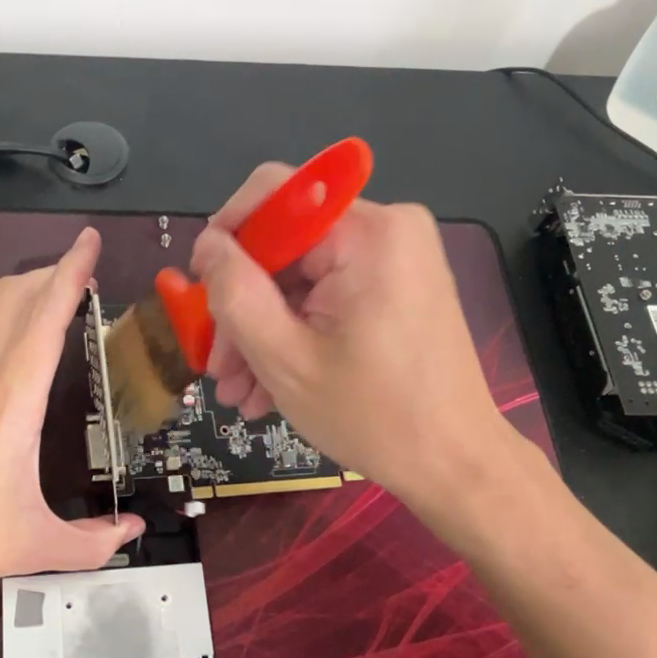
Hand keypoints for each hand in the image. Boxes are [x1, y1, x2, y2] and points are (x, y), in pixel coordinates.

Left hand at [0, 227, 144, 657]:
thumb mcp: (27, 549)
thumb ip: (90, 542)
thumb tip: (129, 530)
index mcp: (6, 408)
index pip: (43, 320)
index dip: (69, 274)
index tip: (86, 242)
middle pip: (13, 299)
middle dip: (50, 273)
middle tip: (79, 273)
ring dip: (22, 296)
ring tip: (48, 301)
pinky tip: (1, 353)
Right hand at [192, 164, 528, 505]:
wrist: (455, 462)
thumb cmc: (372, 416)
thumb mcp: (285, 359)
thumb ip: (235, 293)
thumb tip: (208, 244)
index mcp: (366, 232)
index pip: (273, 194)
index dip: (226, 238)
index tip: (201, 294)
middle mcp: (387, 229)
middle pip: (286, 246)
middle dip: (244, 307)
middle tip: (219, 371)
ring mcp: (397, 259)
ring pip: (303, 278)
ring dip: (265, 332)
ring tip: (240, 393)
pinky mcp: (400, 287)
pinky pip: (330, 296)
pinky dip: (299, 334)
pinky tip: (271, 388)